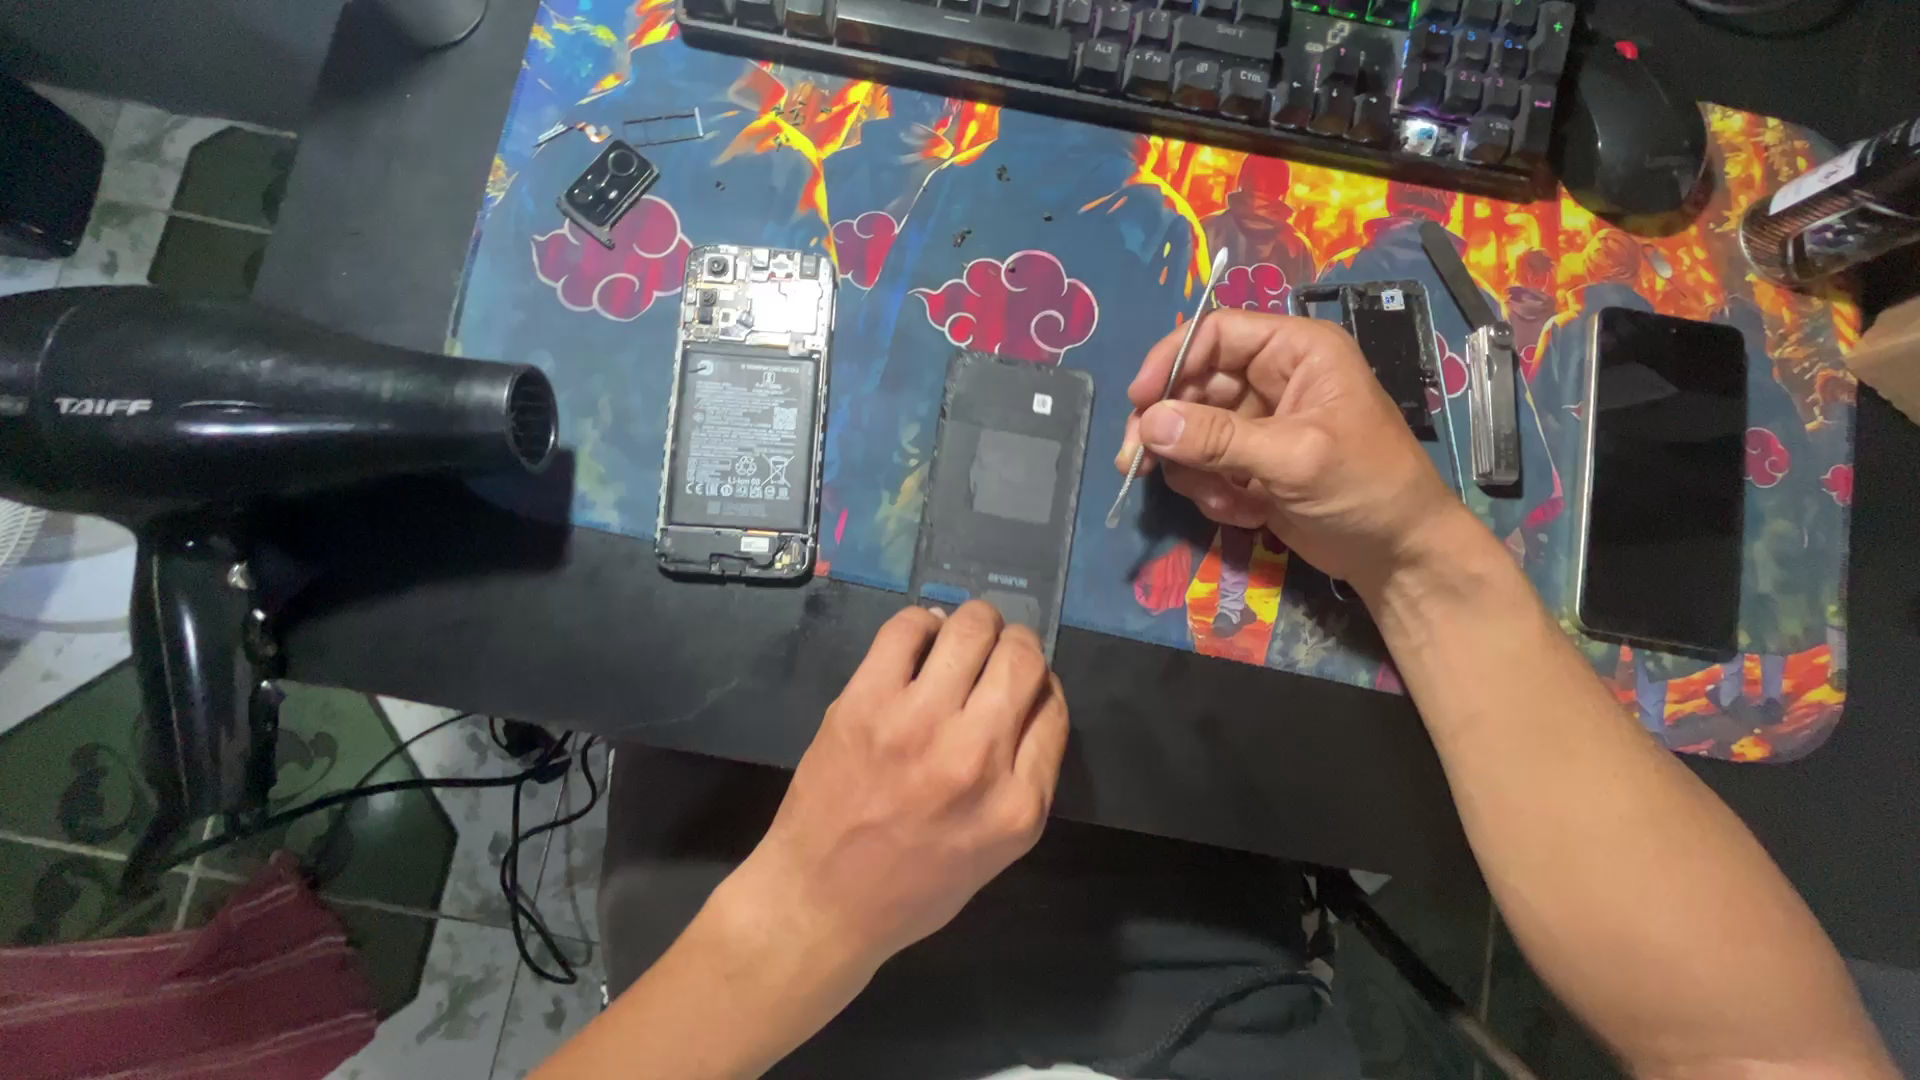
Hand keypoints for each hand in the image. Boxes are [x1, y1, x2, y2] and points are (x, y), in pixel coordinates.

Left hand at [733, 601, 1068, 972]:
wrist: (821, 903)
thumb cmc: (914, 887)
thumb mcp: (998, 849)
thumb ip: (1026, 775)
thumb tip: (1031, 697)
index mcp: (1019, 803)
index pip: (1054, 706)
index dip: (1043, 684)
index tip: (1024, 683)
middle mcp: (977, 756)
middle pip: (1022, 659)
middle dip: (1017, 642)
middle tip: (998, 648)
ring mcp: (918, 723)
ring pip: (970, 629)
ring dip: (976, 621)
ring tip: (962, 634)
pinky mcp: (866, 701)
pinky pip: (907, 628)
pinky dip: (922, 622)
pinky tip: (920, 639)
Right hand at [1116, 310, 1467, 594]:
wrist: (1396, 555)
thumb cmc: (1366, 488)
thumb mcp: (1294, 458)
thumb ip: (1219, 439)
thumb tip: (1149, 424)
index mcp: (1295, 353)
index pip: (1215, 335)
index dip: (1170, 361)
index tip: (1138, 402)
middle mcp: (1271, 379)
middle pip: (1190, 385)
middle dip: (1168, 428)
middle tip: (1137, 464)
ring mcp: (1256, 424)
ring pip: (1188, 431)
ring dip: (1193, 470)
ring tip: (1223, 500)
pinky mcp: (1246, 464)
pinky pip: (1201, 466)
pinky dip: (1210, 492)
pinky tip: (1245, 513)